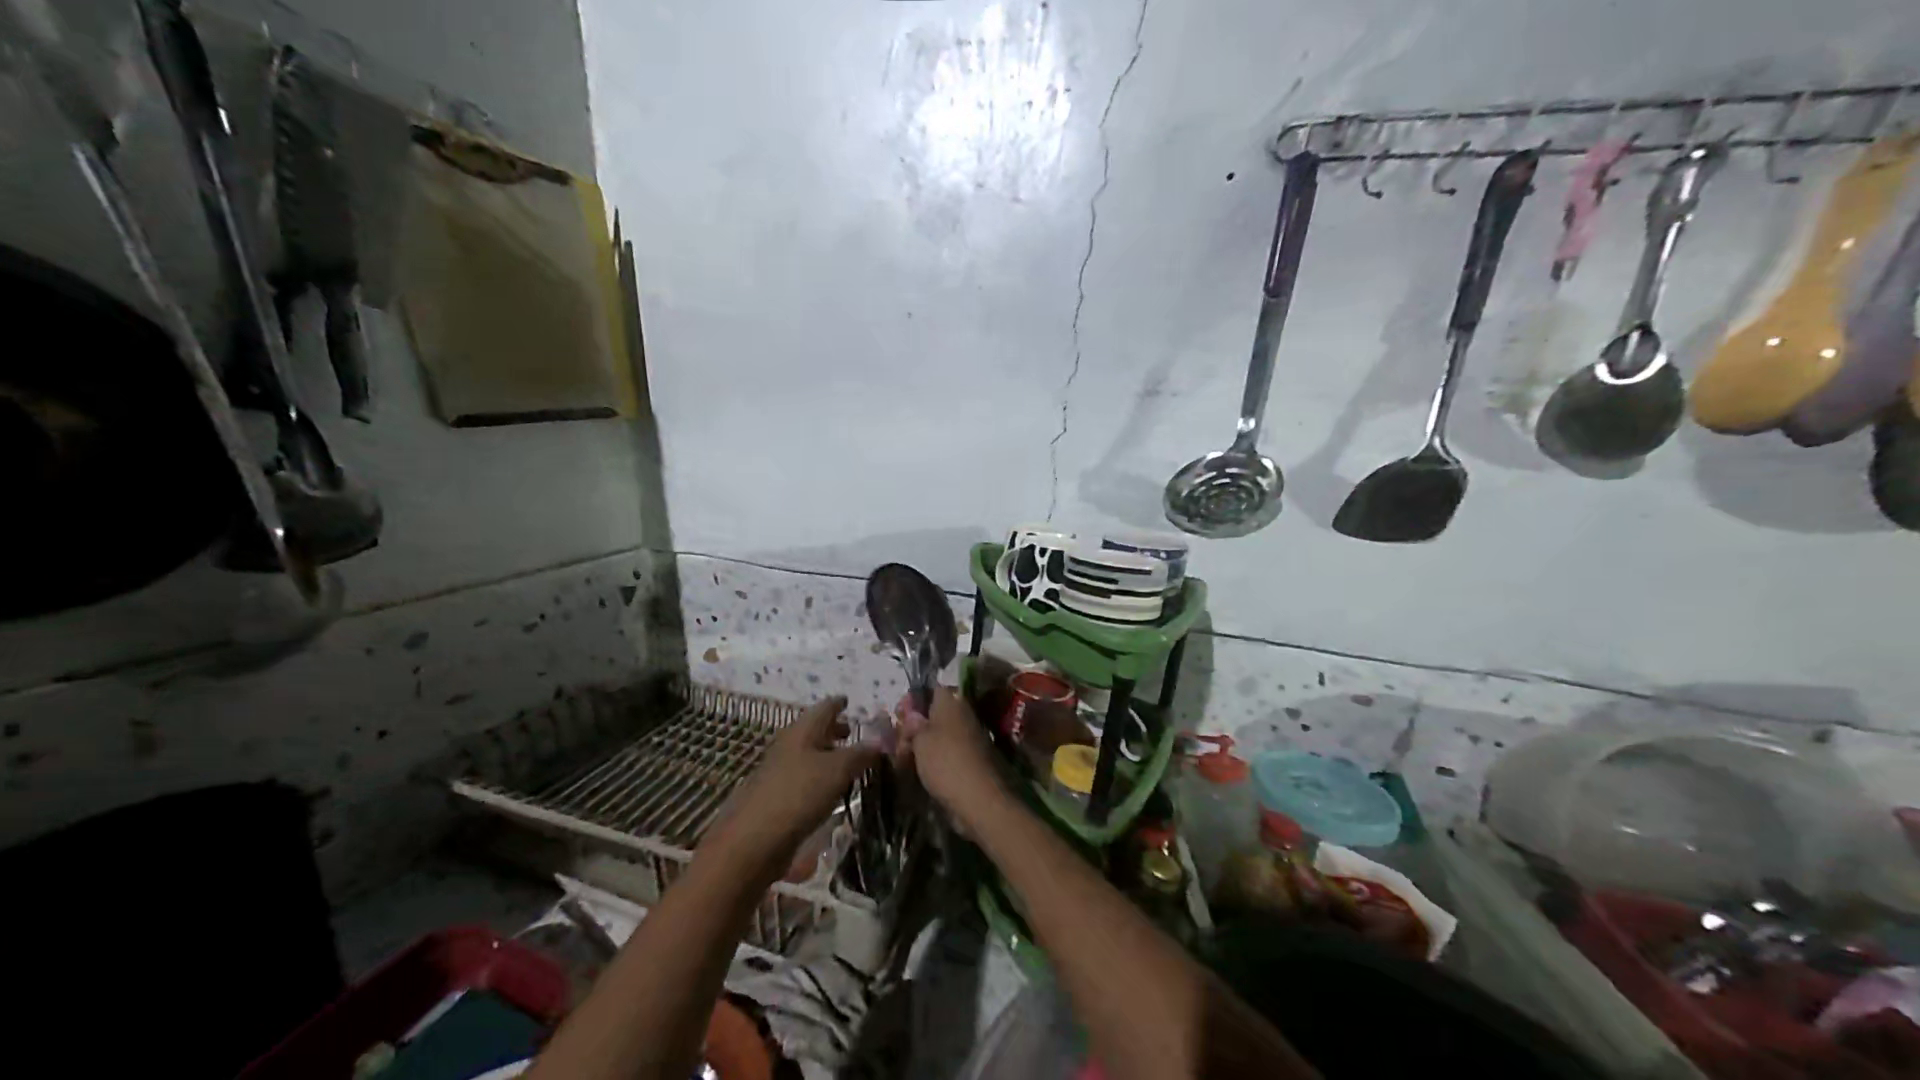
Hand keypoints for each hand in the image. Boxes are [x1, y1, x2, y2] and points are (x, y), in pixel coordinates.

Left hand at [715, 696, 877, 865]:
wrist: (753, 840)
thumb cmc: (799, 794)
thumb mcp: (839, 770)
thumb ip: (862, 753)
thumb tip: (882, 741)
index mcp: (802, 730)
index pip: (825, 707)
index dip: (839, 703)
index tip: (849, 701)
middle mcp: (789, 745)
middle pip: (814, 730)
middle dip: (833, 729)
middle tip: (852, 731)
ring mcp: (780, 772)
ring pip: (808, 754)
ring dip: (827, 754)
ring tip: (847, 762)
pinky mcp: (777, 797)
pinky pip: (803, 777)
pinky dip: (819, 776)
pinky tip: (830, 790)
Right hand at [894, 686, 1007, 830]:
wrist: (978, 798)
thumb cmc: (945, 761)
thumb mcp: (920, 740)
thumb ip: (913, 725)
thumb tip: (913, 716)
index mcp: (951, 702)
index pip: (931, 690)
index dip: (912, 701)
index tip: (898, 716)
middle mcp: (961, 715)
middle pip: (931, 714)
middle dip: (911, 727)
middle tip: (897, 744)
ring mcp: (966, 738)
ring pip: (936, 735)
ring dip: (918, 745)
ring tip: (902, 761)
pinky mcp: (967, 760)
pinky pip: (943, 752)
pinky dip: (929, 759)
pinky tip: (915, 770)